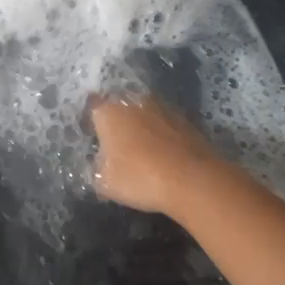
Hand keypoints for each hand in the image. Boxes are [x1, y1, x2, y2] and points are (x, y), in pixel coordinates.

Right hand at [89, 95, 223, 214]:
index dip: (92, 120)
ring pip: (143, 112)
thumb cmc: (140, 178)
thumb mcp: (106, 184)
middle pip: (119, 105)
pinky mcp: (183, 118)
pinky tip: (165, 153)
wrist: (192, 179)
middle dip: (118, 120)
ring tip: (144, 149)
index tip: (94, 137)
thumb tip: (97, 165)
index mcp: (108, 112)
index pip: (92, 106)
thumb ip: (96, 170)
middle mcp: (131, 101)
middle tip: (118, 143)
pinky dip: (162, 133)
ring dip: (141, 124)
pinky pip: (164, 122)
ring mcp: (160, 106)